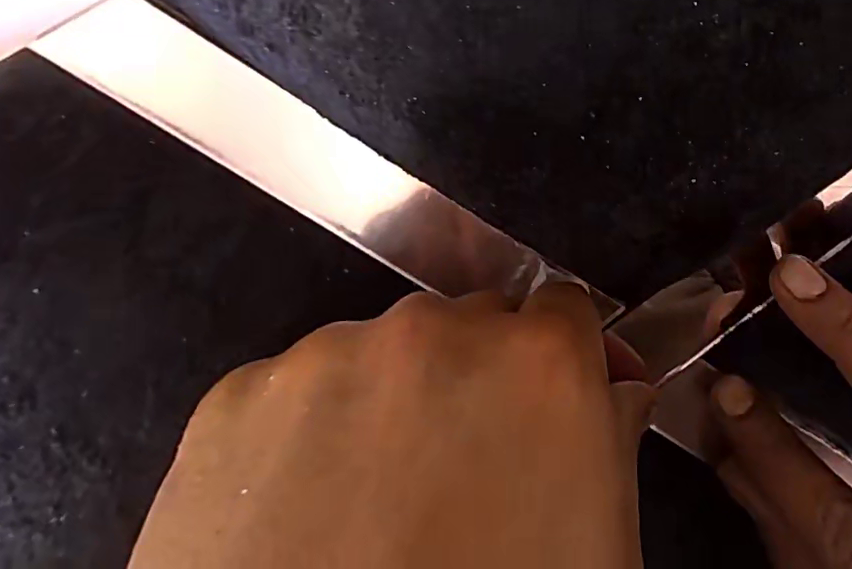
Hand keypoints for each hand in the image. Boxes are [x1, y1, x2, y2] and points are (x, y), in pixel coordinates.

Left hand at [129, 283, 655, 568]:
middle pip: (474, 320)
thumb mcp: (595, 545)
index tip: (551, 403)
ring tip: (371, 500)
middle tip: (460, 464)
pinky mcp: (237, 398)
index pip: (563, 307)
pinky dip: (309, 432)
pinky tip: (297, 515)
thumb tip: (614, 387)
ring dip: (396, 397)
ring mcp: (333, 355)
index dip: (562, 354)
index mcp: (540, 356)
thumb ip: (612, 438)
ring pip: (386, 349)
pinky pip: (299, 390)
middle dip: (481, 374)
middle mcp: (440, 327)